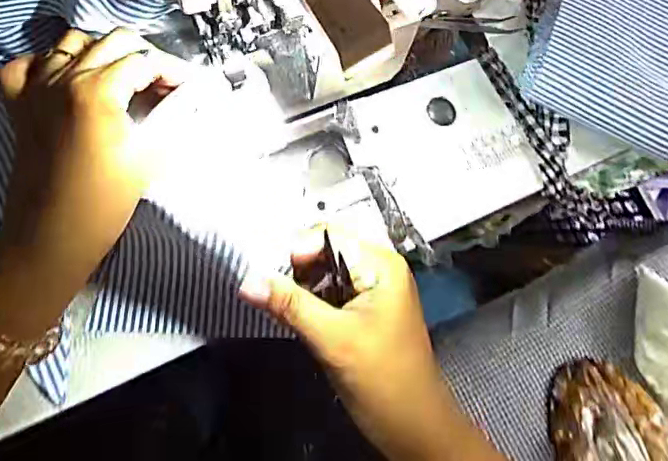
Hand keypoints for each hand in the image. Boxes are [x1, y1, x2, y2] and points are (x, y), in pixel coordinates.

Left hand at [0, 28, 186, 335]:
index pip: (146, 60)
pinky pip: (26, 65)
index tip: (190, 84)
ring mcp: (36, 89)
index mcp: (96, 90)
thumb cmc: (101, 204)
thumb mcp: (149, 155)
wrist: (48, 242)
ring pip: (73, 42)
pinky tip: (67, 79)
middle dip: (146, 56)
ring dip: (103, 51)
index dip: (174, 70)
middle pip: (115, 41)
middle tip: (163, 82)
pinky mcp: (18, 105)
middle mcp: (63, 79)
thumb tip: (195, 90)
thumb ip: (174, 114)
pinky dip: (47, 63)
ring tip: (122, 77)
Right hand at [241, 229, 501, 460]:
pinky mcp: (366, 311)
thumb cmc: (389, 385)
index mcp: (381, 263)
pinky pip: (332, 293)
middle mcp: (380, 268)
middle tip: (276, 293)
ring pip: (326, 273)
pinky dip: (314, 303)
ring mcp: (374, 290)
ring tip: (289, 310)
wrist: (416, 432)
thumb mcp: (332, 340)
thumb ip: (290, 305)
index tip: (272, 273)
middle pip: (326, 251)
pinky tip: (304, 321)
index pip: (329, 235)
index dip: (298, 250)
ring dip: (304, 289)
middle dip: (298, 271)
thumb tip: (252, 281)